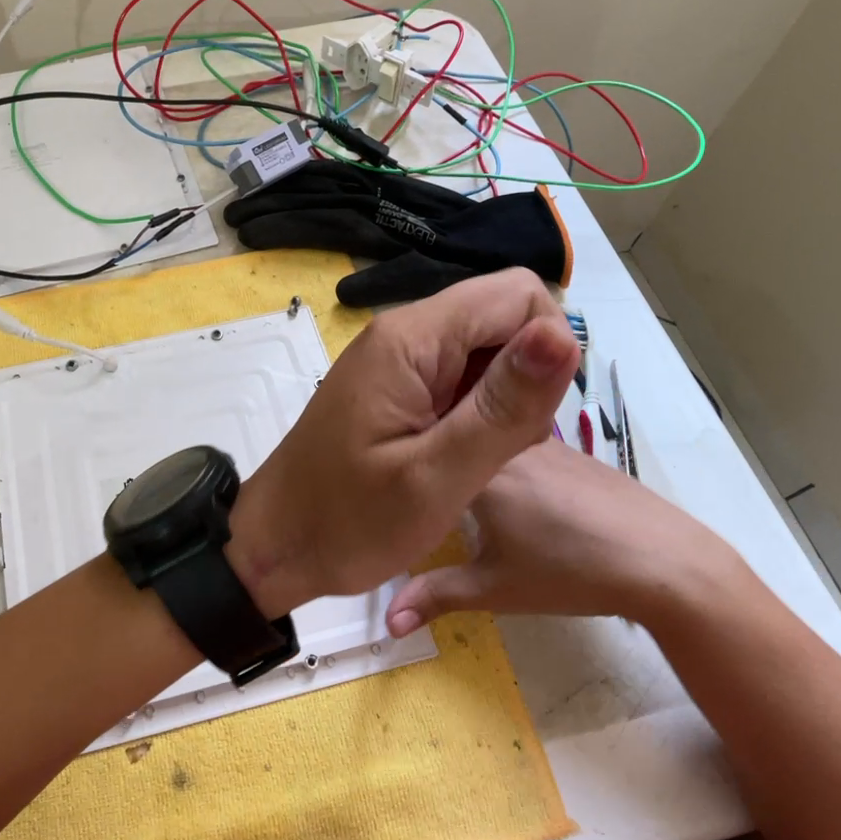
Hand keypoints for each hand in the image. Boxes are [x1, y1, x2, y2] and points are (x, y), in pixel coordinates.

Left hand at [225, 268, 580, 616]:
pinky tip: (461, 457)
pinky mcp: (396, 387)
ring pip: (487, 349)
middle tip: (501, 447)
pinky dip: (478, 412)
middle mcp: (403, 334)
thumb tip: (562, 335)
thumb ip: (502, 408)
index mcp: (410, 340)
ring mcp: (397, 360)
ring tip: (476, 459)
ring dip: (504, 399)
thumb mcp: (435, 476)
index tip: (530, 419)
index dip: (546, 347)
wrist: (277, 545)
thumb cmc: (347, 522)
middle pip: (503, 316)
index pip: (516, 293)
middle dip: (526, 376)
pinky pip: (461, 376)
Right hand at [384, 440, 747, 633]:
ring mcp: (542, 443)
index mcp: (477, 470)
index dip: (404, 470)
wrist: (664, 562)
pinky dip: (505, 459)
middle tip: (418, 485)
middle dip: (436, 461)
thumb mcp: (494, 589)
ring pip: (489, 440)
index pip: (425, 455)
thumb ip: (434, 598)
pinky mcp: (572, 452)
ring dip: (472, 457)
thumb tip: (386, 623)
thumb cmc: (569, 573)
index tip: (384, 482)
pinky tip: (515, 493)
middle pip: (456, 442)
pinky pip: (520, 444)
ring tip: (457, 480)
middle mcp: (504, 443)